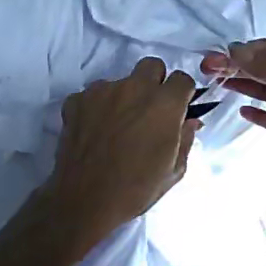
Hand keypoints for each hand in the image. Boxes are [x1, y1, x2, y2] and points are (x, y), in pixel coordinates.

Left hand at [45, 57, 199, 238]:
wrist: (85, 199)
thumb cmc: (135, 189)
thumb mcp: (174, 170)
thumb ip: (185, 138)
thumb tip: (189, 121)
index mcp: (163, 104)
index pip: (182, 78)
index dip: (181, 94)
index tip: (176, 110)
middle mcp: (133, 89)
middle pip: (150, 66)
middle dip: (154, 82)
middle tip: (148, 110)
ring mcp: (101, 92)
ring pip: (119, 82)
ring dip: (122, 97)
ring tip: (116, 127)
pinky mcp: (76, 100)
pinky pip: (92, 95)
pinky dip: (95, 108)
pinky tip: (94, 131)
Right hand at [200, 40, 265, 181]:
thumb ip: (265, 66)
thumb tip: (232, 50)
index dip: (242, 51)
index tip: (215, 55)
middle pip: (263, 68)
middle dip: (236, 66)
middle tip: (206, 69)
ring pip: (263, 90)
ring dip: (241, 85)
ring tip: (215, 83)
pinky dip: (255, 112)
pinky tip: (240, 109)